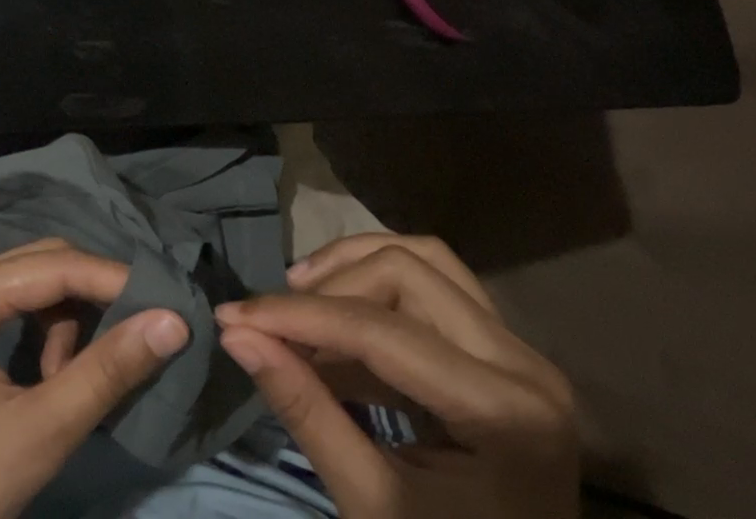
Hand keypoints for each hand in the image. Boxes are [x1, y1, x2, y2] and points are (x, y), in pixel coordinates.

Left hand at [0, 239, 190, 518]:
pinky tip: (53, 378)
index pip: (52, 266)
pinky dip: (52, 336)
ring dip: (71, 324)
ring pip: (38, 286)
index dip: (114, 280)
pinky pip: (23, 310)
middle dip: (94, 297)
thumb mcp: (42, 429)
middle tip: (139, 332)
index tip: (170, 302)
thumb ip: (106, 372)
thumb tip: (174, 321)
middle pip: (44, 264)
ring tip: (71, 381)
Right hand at [216, 234, 578, 518]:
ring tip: (300, 301)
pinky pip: (436, 287)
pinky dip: (375, 289)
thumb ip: (306, 411)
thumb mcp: (369, 501)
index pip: (382, 330)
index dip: (298, 316)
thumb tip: (237, 336)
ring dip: (353, 270)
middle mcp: (524, 365)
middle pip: (408, 271)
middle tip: (271, 325)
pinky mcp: (504, 353)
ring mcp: (520, 353)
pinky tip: (334, 327)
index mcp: (505, 413)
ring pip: (425, 261)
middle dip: (328, 288)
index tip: (231, 317)